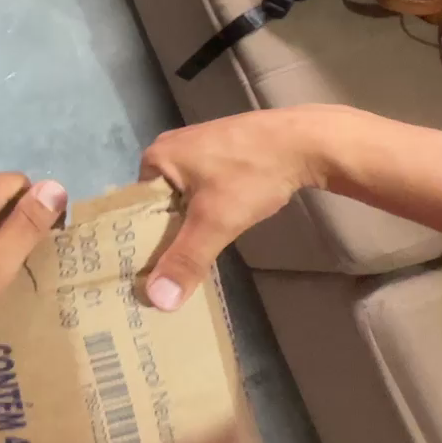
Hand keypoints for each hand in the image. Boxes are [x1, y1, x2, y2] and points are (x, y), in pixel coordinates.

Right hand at [138, 107, 343, 310]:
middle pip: (159, 201)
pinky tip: (222, 221)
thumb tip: (157, 302)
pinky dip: (207, 205)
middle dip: (167, 231)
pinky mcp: (220, 148)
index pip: (136, 207)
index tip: (149, 269)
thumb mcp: (216, 221)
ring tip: (198, 248)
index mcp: (155, 157)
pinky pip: (201, 184)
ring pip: (182, 194)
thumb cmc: (250, 173)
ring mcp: (196, 144)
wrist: (305, 140)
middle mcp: (169, 147)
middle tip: (175, 265)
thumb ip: (186, 259)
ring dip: (190, 219)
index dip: (142, 238)